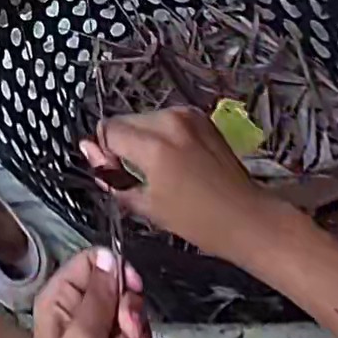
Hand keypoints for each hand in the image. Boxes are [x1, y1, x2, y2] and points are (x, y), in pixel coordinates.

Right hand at [82, 108, 299, 264]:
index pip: (107, 130)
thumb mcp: (147, 205)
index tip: (115, 172)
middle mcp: (167, 122)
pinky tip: (175, 157)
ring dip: (140, 137)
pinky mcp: (198, 115)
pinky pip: (162, 118)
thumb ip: (112, 176)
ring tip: (158, 167)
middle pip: (122, 121)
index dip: (104, 152)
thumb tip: (88, 150)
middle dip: (121, 143)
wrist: (250, 219)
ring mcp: (185, 115)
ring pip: (141, 118)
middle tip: (135, 173)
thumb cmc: (199, 221)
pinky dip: (160, 134)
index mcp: (154, 146)